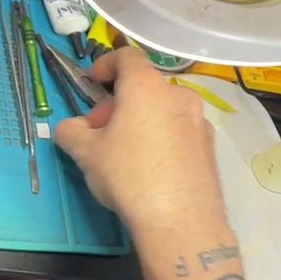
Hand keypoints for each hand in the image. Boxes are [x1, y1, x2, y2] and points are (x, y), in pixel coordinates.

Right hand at [53, 47, 230, 247]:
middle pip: (143, 87)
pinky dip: (161, 137)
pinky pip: (178, 130)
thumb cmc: (128, 175)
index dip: (106, 64)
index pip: (127, 57)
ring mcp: (199, 122)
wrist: (181, 222)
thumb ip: (70, 131)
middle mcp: (178, 95)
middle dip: (118, 103)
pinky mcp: (210, 148)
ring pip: (162, 109)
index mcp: (146, 87)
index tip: (94, 82)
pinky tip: (150, 168)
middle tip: (100, 130)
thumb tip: (70, 128)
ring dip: (140, 119)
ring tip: (124, 151)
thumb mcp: (85, 152)